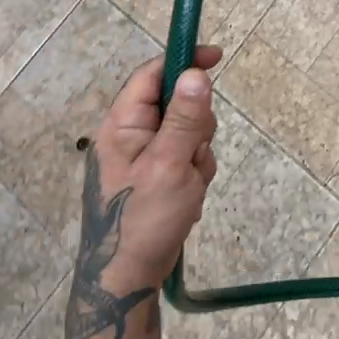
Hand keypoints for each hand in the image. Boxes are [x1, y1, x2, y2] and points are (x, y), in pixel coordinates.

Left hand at [64, 49, 222, 338]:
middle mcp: (129, 135)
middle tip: (193, 153)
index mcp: (122, 125)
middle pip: (177, 102)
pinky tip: (187, 197)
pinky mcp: (155, 176)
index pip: (153, 73)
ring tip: (188, 184)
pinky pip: (187, 156)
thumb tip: (195, 71)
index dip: (184, 60)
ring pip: (188, 131)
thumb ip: (184, 117)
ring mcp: (142, 157)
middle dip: (196, 125)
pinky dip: (194, 172)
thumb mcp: (169, 164)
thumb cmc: (142, 219)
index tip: (217, 58)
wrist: (127, 280)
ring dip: (197, 154)